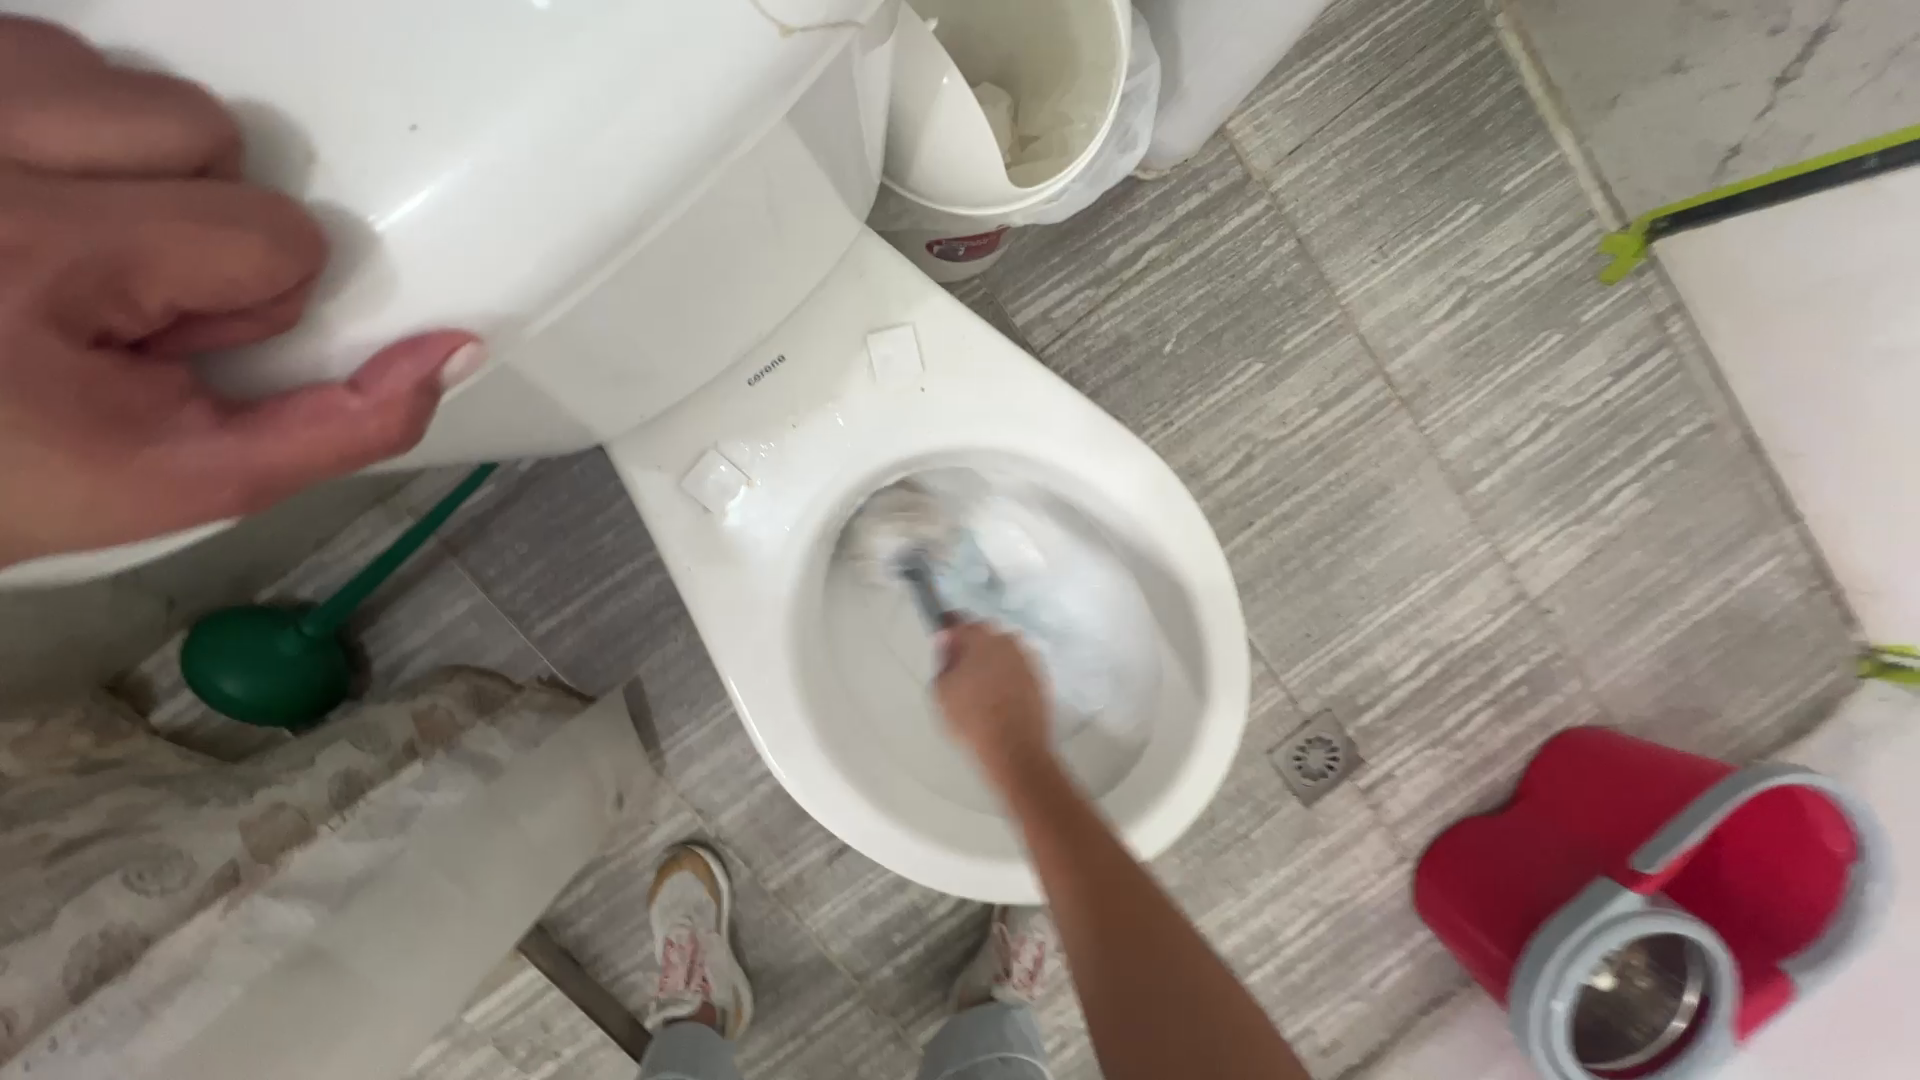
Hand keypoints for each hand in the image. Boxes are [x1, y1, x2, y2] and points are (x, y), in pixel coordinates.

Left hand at [0, 16, 478, 568]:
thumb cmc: (11, 471)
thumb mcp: (200, 477)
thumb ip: (351, 424)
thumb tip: (456, 350)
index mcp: (39, 252)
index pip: (272, 233)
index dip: (251, 298)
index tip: (166, 341)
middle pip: (204, 129)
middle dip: (199, 219)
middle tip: (119, 290)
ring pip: (125, 80)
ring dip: (137, 162)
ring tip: (76, 236)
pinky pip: (35, 49)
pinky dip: (59, 116)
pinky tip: (29, 189)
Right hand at [934, 622, 1051, 773]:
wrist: (1015, 747)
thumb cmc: (971, 719)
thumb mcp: (940, 691)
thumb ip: (942, 661)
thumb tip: (946, 644)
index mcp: (979, 637)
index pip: (958, 621)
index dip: (948, 632)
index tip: (944, 644)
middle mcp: (1007, 639)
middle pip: (984, 632)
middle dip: (972, 644)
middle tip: (962, 669)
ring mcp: (1028, 656)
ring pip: (1004, 649)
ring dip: (993, 658)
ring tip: (983, 685)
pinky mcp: (1041, 675)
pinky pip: (1019, 666)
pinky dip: (1010, 673)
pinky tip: (1002, 695)